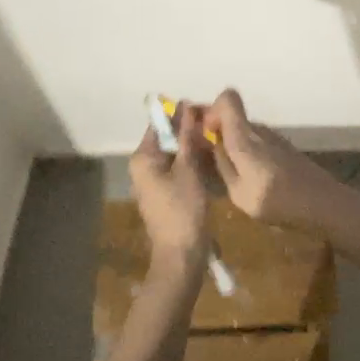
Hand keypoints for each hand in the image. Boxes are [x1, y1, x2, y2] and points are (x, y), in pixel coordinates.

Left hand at [127, 103, 210, 260]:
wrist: (181, 253)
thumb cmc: (183, 208)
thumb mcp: (188, 168)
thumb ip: (187, 136)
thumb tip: (187, 107)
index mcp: (143, 157)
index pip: (160, 124)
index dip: (181, 114)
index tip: (205, 107)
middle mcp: (143, 166)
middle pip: (167, 138)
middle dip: (189, 130)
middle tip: (215, 122)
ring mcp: (153, 180)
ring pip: (174, 154)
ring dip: (192, 146)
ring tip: (216, 137)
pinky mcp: (165, 192)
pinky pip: (177, 168)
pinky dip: (191, 161)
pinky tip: (210, 158)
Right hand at [205, 89, 352, 230]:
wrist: (323, 204)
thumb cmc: (279, 202)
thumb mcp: (239, 192)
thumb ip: (222, 165)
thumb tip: (211, 144)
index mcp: (246, 138)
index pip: (228, 99)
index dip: (211, 110)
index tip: (205, 132)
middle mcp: (259, 130)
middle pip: (233, 114)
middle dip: (217, 128)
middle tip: (208, 155)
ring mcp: (273, 137)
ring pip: (243, 128)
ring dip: (231, 141)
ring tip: (226, 169)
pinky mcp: (282, 147)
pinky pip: (255, 140)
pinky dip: (246, 150)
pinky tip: (248, 175)